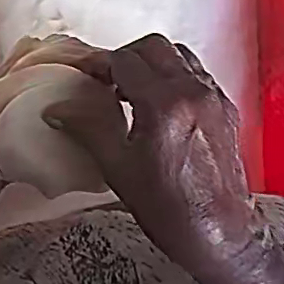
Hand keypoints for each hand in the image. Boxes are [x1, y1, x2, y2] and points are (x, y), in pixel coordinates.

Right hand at [48, 35, 283, 283]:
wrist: (221, 236)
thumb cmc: (170, 209)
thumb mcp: (118, 168)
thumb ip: (87, 128)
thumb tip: (58, 109)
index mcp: (164, 104)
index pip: (124, 60)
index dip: (97, 63)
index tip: (82, 72)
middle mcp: (193, 92)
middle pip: (153, 47)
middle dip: (125, 55)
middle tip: (105, 77)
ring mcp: (213, 98)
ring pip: (178, 55)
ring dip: (151, 62)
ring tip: (131, 88)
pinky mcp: (226, 110)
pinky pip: (197, 74)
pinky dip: (174, 75)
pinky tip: (159, 101)